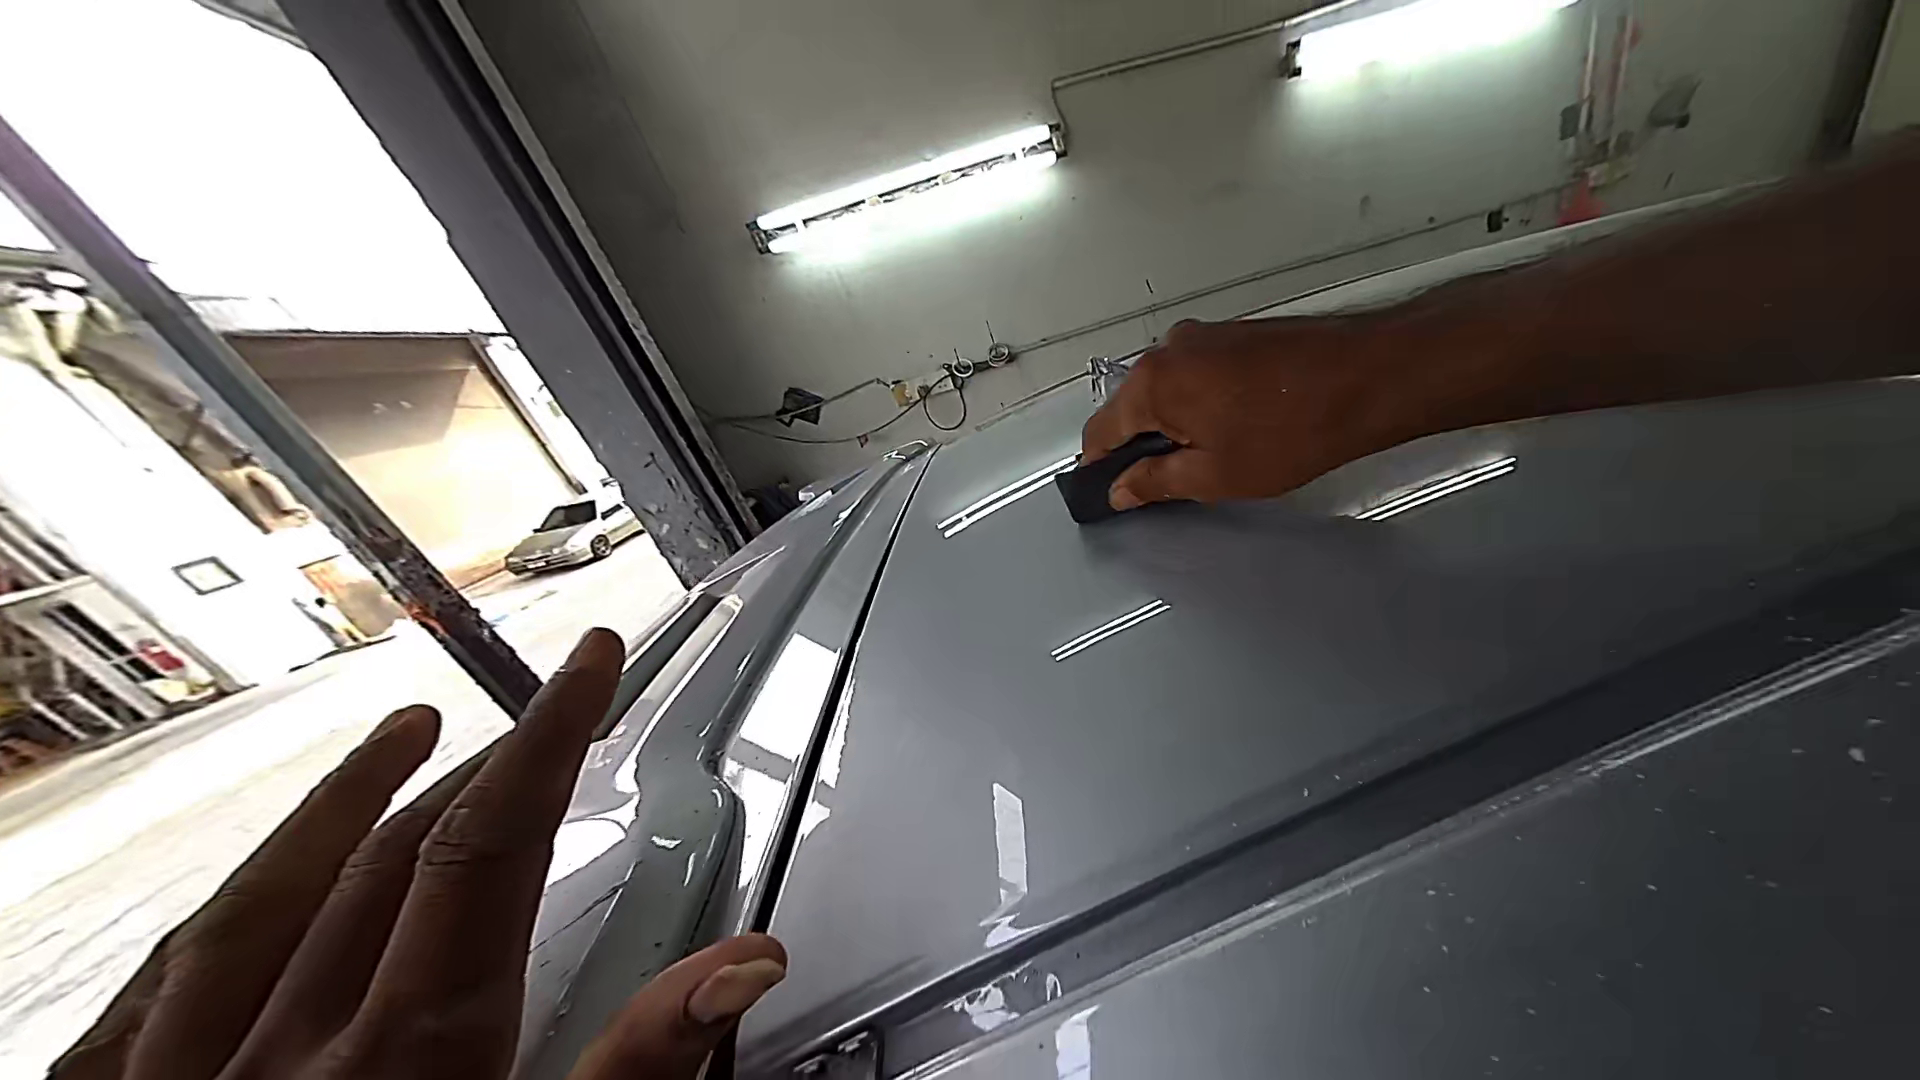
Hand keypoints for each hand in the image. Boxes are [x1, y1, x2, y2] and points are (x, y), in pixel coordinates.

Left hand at [51, 628, 785, 1079]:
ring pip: (268, 901)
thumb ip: (644, 1064)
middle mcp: (289, 1061)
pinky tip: (255, 881)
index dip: (552, 731)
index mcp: (411, 1060)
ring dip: (350, 798)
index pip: (493, 840)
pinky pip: (137, 1009)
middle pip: (403, 852)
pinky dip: (220, 918)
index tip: (595, 660)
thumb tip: (747, 961)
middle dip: (492, 755)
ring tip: (407, 730)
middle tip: (549, 702)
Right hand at [1081, 317, 1425, 510]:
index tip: (1109, 488)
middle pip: (1129, 406)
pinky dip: (1195, 399)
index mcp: (1151, 385)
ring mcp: (1200, 336)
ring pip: (1162, 388)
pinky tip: (1229, 422)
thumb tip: (1120, 489)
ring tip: (1209, 450)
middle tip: (1166, 478)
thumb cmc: (1291, 431)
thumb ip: (1153, 482)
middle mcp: (1167, 350)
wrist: (1372, 377)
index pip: (1099, 431)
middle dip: (1139, 442)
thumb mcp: (1212, 476)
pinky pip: (1191, 372)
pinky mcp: (1230, 333)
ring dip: (1170, 421)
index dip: (1099, 465)